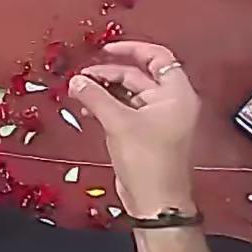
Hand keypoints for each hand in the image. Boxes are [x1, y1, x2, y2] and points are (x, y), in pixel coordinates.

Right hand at [71, 41, 201, 218]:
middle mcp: (170, 101)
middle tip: (83, 77)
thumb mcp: (119, 123)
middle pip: (139, 74)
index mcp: (176, 94)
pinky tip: (87, 108)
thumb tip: (75, 80)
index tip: (106, 50)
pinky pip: (125, 108)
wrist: (154, 202)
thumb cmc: (147, 159)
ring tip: (79, 91)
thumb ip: (95, 96)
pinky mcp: (145, 131)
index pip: (158, 57)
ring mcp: (158, 117)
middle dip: (109, 73)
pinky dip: (107, 105)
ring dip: (104, 90)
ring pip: (128, 91)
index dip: (131, 49)